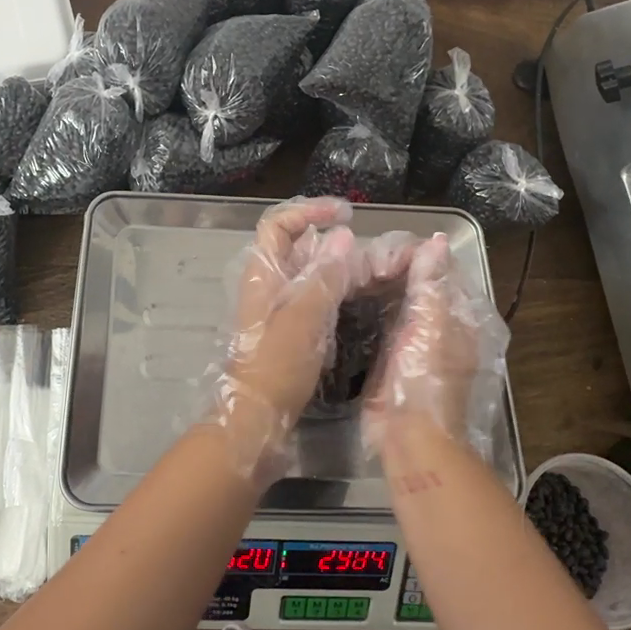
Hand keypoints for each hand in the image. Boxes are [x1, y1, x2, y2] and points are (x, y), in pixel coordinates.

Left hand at [219, 197, 356, 437]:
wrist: (254, 419)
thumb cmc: (275, 366)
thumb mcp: (304, 318)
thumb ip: (324, 276)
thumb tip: (344, 236)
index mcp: (263, 274)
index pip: (280, 224)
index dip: (310, 210)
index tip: (347, 214)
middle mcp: (268, 285)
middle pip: (299, 247)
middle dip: (336, 243)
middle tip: (375, 253)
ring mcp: (278, 309)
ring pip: (311, 274)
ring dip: (341, 269)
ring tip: (376, 274)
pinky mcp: (288, 332)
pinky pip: (315, 300)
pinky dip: (337, 294)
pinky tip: (361, 302)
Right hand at [361, 233, 495, 449]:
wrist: (409, 437)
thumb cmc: (425, 379)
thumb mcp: (431, 325)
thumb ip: (431, 283)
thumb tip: (436, 241)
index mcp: (457, 316)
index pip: (437, 270)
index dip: (411, 256)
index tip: (380, 256)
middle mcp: (437, 325)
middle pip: (414, 283)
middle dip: (387, 269)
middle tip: (356, 265)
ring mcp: (412, 341)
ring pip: (393, 300)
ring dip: (373, 286)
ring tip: (345, 274)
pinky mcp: (387, 357)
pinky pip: (377, 322)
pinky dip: (362, 307)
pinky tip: (342, 298)